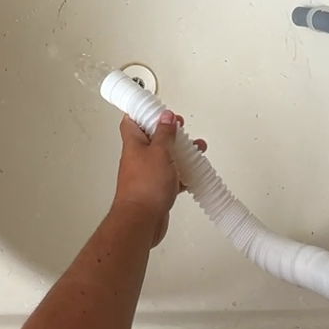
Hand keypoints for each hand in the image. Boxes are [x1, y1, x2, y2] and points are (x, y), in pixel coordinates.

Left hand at [111, 112, 204, 245]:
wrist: (141, 222)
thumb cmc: (145, 187)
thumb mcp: (159, 152)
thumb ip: (164, 133)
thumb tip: (166, 116)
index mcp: (134, 142)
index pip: (132, 120)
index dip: (143, 111)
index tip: (157, 107)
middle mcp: (138, 156)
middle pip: (151, 137)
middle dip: (167, 131)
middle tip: (180, 126)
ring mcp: (146, 173)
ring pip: (164, 157)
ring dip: (179, 151)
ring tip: (196, 147)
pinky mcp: (155, 189)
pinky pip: (170, 176)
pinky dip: (181, 173)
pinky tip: (193, 173)